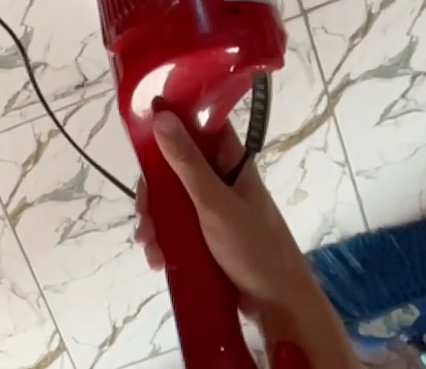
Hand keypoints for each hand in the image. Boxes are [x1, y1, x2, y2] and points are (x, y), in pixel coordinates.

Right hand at [133, 112, 315, 319]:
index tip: (142, 123)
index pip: (201, 124)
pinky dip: (163, 238)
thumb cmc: (255, 249)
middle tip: (144, 208)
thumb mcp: (215, 204)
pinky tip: (157, 256)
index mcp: (231, 163)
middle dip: (153, 188)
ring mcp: (213, 206)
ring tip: (150, 243)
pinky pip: (175, 224)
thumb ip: (186, 162)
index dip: (173, 117)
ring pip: (170, 197)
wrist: (282, 311)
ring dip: (155, 219)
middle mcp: (220, 179)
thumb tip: (159, 115)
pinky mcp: (206, 232)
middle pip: (175, 164)